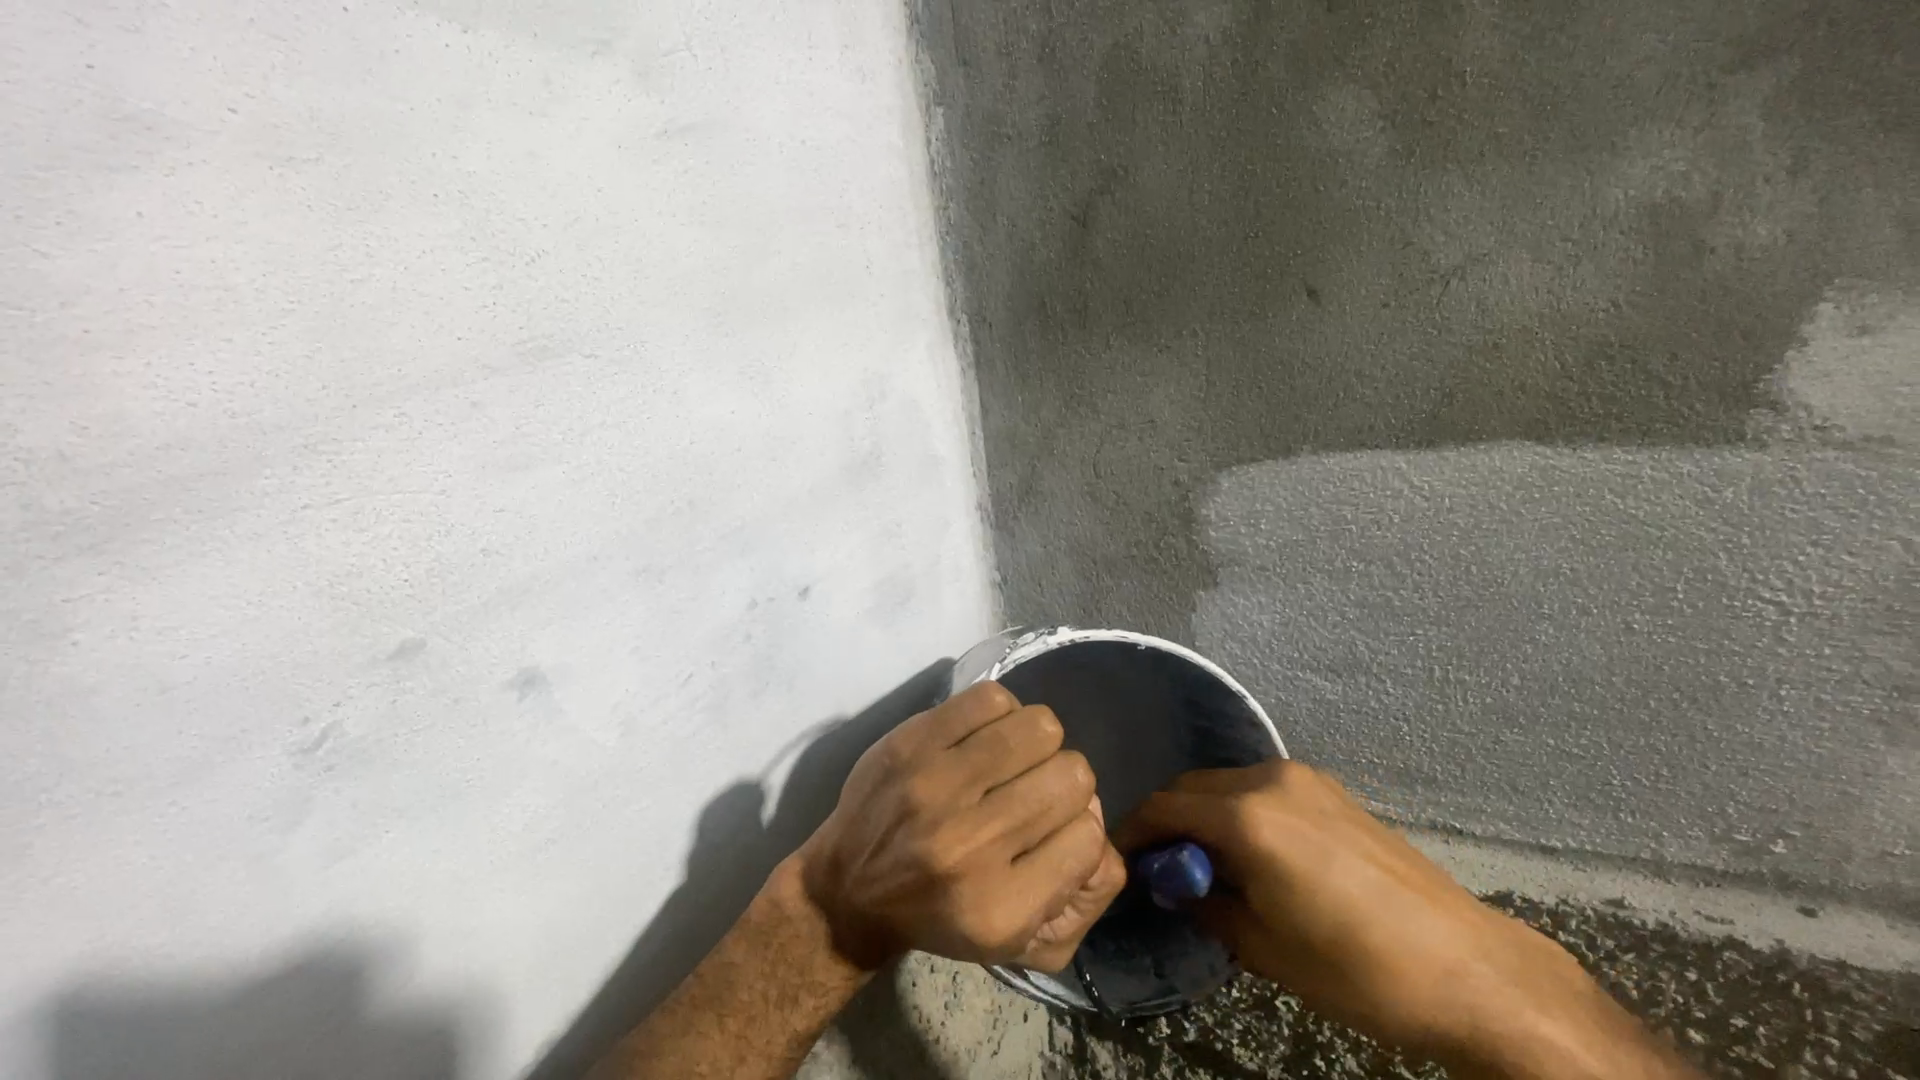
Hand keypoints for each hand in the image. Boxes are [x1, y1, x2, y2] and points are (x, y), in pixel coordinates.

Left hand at [794, 681, 1126, 972]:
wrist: (848, 888)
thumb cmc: (941, 916)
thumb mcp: (1021, 942)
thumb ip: (1083, 893)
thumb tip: (1096, 818)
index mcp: (1000, 908)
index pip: (1090, 836)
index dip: (1081, 828)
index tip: (1054, 833)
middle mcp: (968, 847)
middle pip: (1072, 777)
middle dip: (1065, 783)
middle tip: (1034, 793)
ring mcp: (935, 788)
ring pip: (1039, 729)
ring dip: (1038, 743)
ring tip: (1013, 761)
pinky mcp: (911, 743)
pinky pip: (991, 699)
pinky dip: (1002, 713)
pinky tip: (986, 738)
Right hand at [1117, 762, 1697, 1077]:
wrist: (1467, 968)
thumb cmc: (1355, 968)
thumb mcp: (1263, 947)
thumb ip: (1205, 902)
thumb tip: (1172, 883)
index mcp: (1248, 817)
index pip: (1165, 806)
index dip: (1134, 830)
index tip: (1119, 857)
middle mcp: (1272, 781)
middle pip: (1193, 786)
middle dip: (1167, 820)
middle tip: (1158, 865)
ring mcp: (1308, 781)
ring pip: (1228, 784)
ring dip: (1203, 813)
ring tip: (1202, 862)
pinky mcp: (1334, 792)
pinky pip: (1263, 790)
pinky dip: (1239, 811)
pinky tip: (1248, 852)